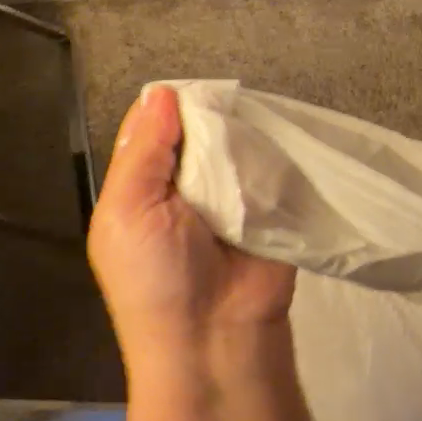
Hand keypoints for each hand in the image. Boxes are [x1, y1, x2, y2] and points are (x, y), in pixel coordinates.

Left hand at [88, 86, 294, 361]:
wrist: (216, 331)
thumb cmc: (155, 277)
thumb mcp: (128, 212)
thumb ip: (145, 154)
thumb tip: (163, 93)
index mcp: (146, 188)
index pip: (159, 132)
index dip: (175, 108)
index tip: (200, 89)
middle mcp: (192, 188)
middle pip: (208, 135)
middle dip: (221, 118)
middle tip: (241, 100)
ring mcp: (239, 198)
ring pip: (247, 148)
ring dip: (256, 136)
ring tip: (269, 116)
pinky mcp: (279, 207)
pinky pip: (283, 171)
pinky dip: (286, 156)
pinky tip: (293, 140)